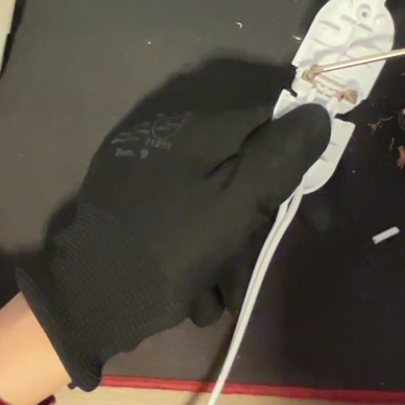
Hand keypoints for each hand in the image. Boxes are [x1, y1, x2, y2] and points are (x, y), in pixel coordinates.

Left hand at [17, 66, 330, 389]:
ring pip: (213, 189)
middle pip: (241, 155)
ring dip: (229, 237)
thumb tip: (317, 111)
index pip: (271, 110)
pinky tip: (197, 286)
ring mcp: (146, 161)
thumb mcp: (238, 204)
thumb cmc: (170, 248)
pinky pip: (183, 207)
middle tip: (266, 249)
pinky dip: (197, 241)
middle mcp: (172, 131)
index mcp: (201, 126)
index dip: (300, 147)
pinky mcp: (129, 191)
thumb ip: (280, 156)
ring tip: (224, 289)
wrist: (86, 294)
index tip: (313, 195)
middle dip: (260, 206)